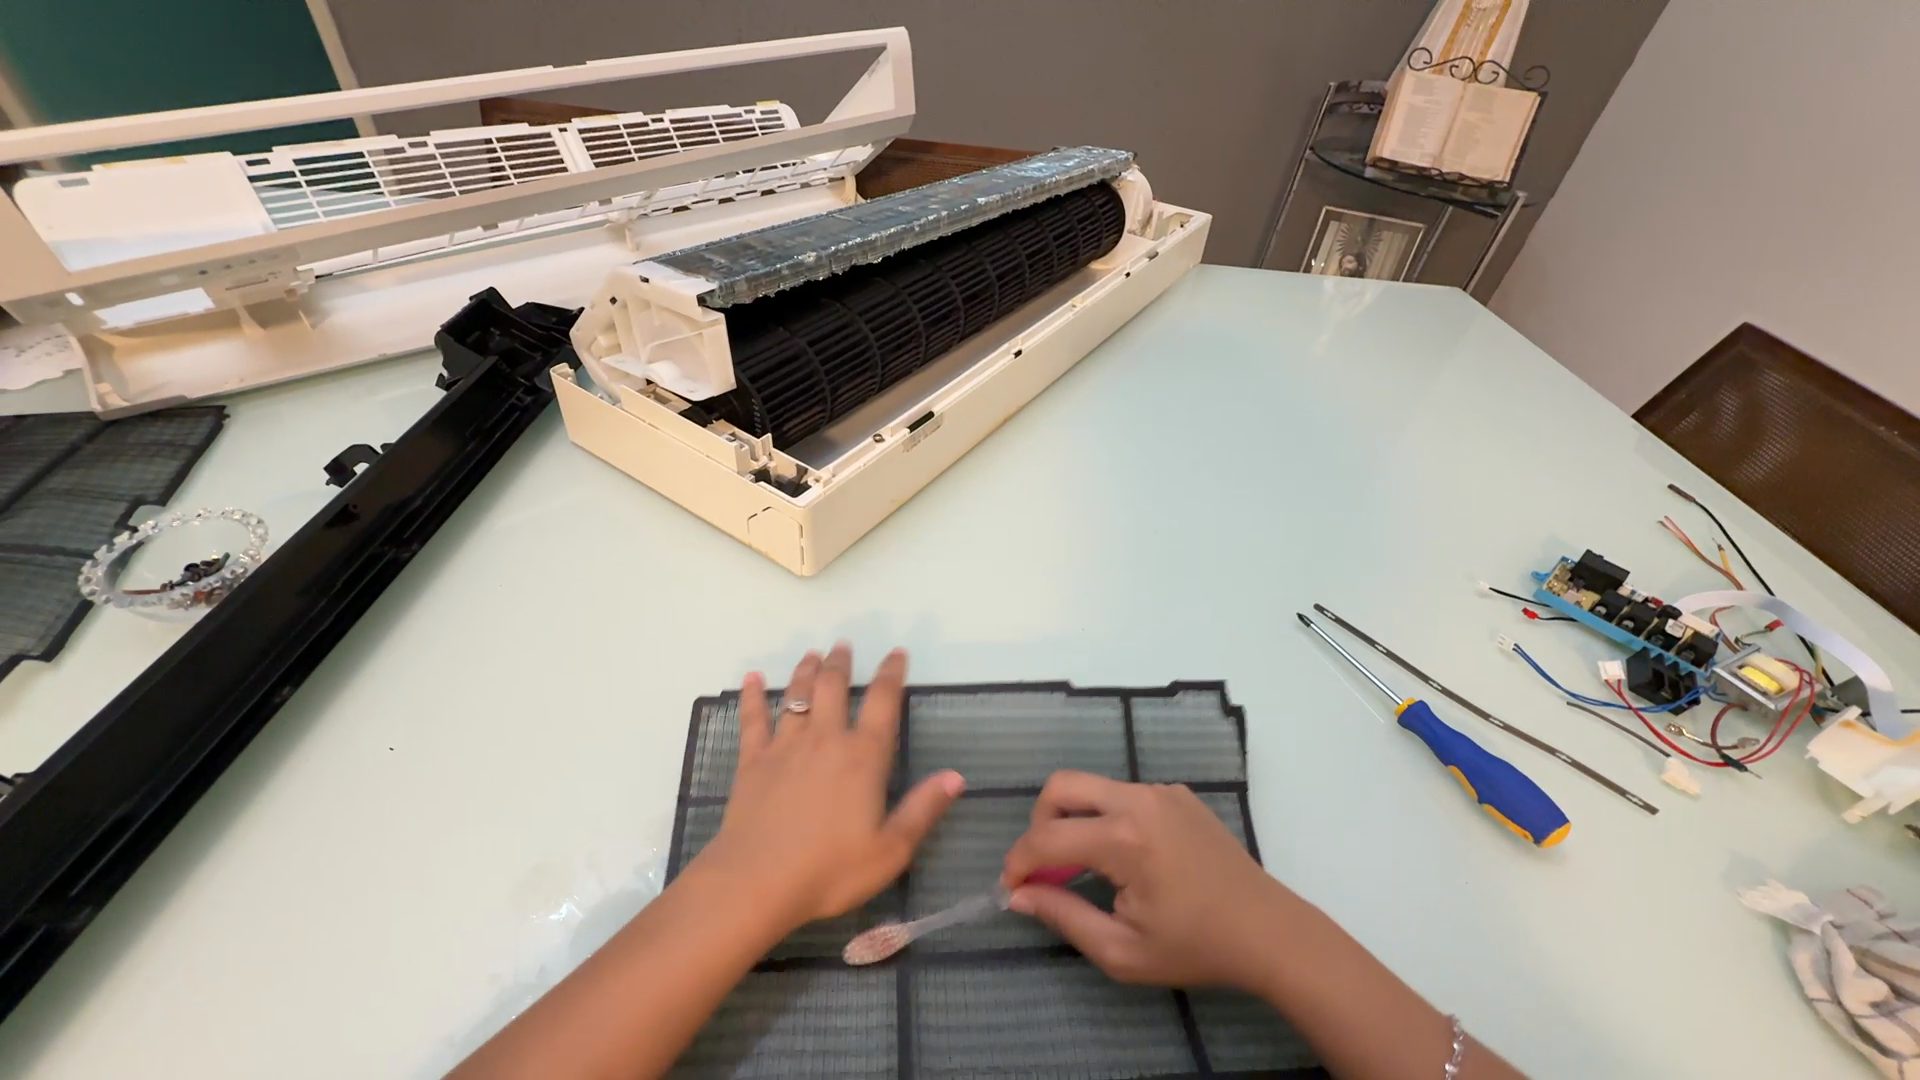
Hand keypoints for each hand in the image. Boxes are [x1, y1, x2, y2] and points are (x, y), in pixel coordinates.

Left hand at [696, 643, 964, 933]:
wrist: (756, 882)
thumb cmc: (830, 870)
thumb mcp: (891, 849)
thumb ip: (923, 809)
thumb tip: (956, 776)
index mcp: (863, 757)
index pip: (884, 702)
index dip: (892, 673)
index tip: (897, 653)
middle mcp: (825, 739)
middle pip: (834, 686)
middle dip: (842, 662)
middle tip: (844, 644)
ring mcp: (785, 746)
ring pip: (797, 694)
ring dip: (805, 670)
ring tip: (812, 652)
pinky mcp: (753, 761)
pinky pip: (753, 719)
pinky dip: (752, 695)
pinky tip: (751, 678)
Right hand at [1000, 770, 1298, 992]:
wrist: (1268, 932)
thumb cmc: (1195, 947)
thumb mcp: (1121, 950)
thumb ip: (1063, 917)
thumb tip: (1019, 895)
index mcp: (1125, 839)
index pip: (1048, 838)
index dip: (1019, 862)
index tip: (1012, 888)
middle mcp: (1139, 800)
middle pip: (1061, 786)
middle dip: (1039, 823)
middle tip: (1046, 865)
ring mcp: (1161, 791)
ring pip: (1093, 788)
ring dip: (1075, 820)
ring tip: (1086, 868)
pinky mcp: (1177, 793)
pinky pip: (1125, 795)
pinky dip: (1109, 818)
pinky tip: (1128, 858)